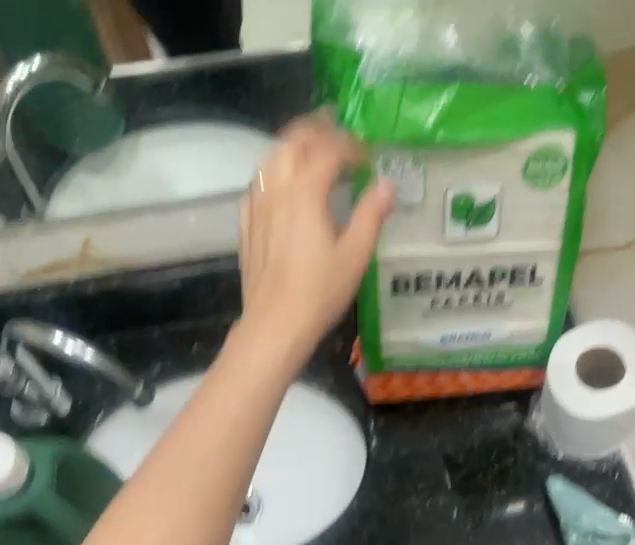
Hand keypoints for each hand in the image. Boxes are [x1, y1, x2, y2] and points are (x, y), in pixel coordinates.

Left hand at [236, 111, 395, 362]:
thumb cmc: (319, 292)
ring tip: (311, 151)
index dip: (351, 146)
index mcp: (306, 191)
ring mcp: (256, 204)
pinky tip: (283, 187)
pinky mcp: (247, 223)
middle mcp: (277, 188)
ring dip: (293, 147)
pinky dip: (274, 174)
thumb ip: (372, 215)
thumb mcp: (355, 255)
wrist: (275, 323)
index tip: (368, 156)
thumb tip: (387, 184)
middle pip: (293, 141)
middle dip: (316, 130)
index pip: (329, 150)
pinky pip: (258, 184)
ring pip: (271, 158)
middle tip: (336, 129)